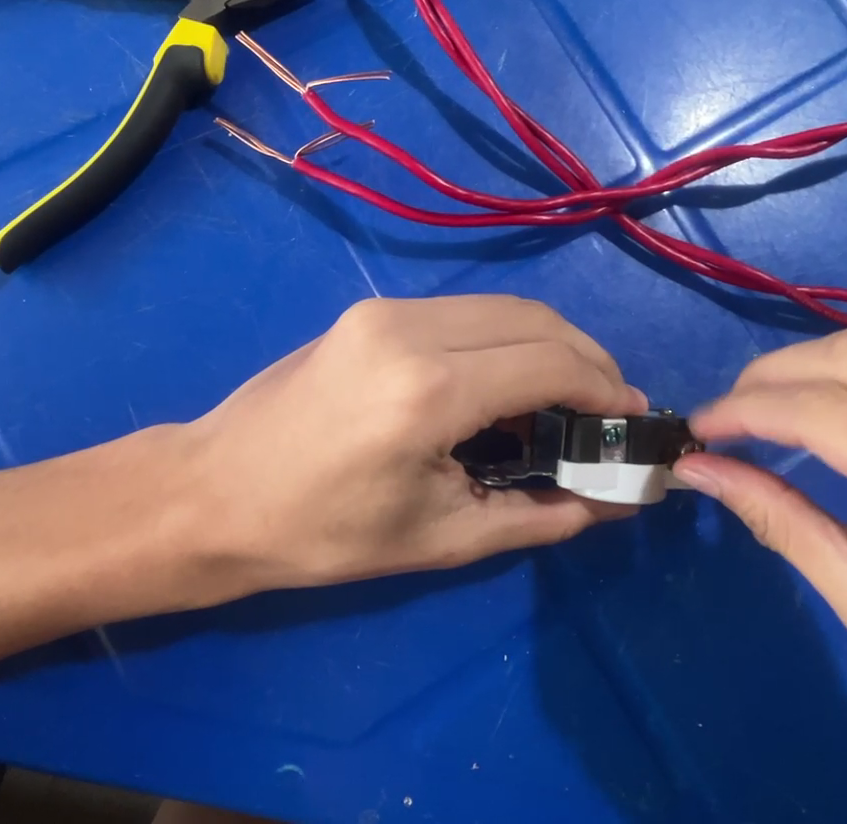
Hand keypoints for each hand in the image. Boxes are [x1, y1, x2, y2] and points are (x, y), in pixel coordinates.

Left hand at [154, 296, 644, 599]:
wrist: (213, 494)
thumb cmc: (321, 535)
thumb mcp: (440, 539)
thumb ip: (539, 517)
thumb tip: (613, 502)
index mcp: (431, 390)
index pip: (552, 364)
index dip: (606, 388)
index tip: (632, 420)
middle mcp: (412, 329)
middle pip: (536, 319)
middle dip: (587, 359)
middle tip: (607, 409)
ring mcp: (386, 310)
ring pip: (502, 307)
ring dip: (547, 344)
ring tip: (563, 399)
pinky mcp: (370, 309)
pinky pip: (463, 312)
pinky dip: (503, 339)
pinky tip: (504, 383)